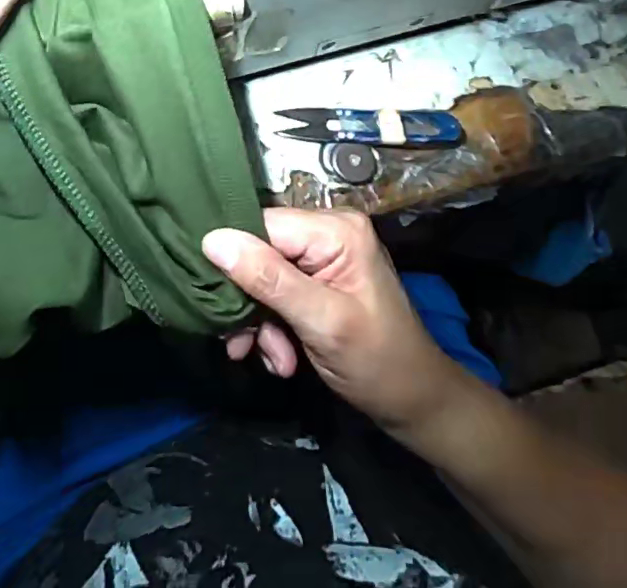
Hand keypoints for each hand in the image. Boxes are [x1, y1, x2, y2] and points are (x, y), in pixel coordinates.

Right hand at [203, 209, 476, 435]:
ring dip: (260, 322)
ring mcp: (323, 256)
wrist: (413, 400)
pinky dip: (272, 326)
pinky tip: (282, 358)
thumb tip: (213, 239)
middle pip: (259, 252)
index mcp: (336, 229)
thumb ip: (269, 278)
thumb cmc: (378, 361)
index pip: (262, 226)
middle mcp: (327, 231)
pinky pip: (275, 292)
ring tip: (276, 359)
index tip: (219, 302)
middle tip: (245, 345)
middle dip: (250, 303)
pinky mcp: (317, 279)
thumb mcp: (322, 322)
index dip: (234, 259)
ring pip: (261, 277)